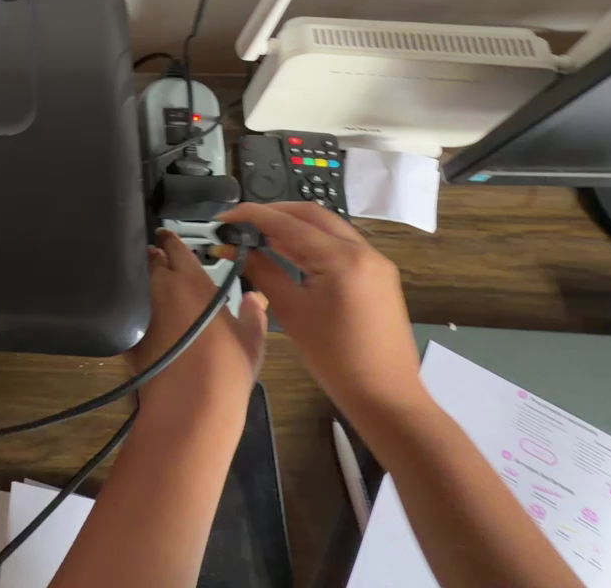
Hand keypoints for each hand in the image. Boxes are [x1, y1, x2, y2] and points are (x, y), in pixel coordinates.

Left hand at [128, 230, 268, 408]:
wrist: (190, 404)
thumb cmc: (227, 367)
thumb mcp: (250, 340)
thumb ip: (253, 313)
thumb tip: (256, 297)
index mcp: (191, 279)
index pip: (174, 246)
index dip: (170, 240)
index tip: (166, 237)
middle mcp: (160, 284)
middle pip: (151, 260)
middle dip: (155, 259)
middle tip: (161, 262)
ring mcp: (140, 305)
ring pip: (138, 282)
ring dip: (144, 280)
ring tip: (153, 288)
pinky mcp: (126, 329)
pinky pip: (129, 308)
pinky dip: (135, 307)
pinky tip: (144, 317)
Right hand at [219, 203, 426, 420]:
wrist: (386, 397)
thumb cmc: (335, 358)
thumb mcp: (290, 311)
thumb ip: (261, 270)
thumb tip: (231, 248)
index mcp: (342, 259)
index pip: (288, 222)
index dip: (251, 215)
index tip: (223, 219)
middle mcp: (363, 251)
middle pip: (310, 214)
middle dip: (273, 212)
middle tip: (240, 223)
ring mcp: (375, 262)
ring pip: (326, 227)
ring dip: (291, 225)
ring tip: (257, 235)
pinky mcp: (377, 275)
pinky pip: (338, 244)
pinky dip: (310, 241)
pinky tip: (287, 251)